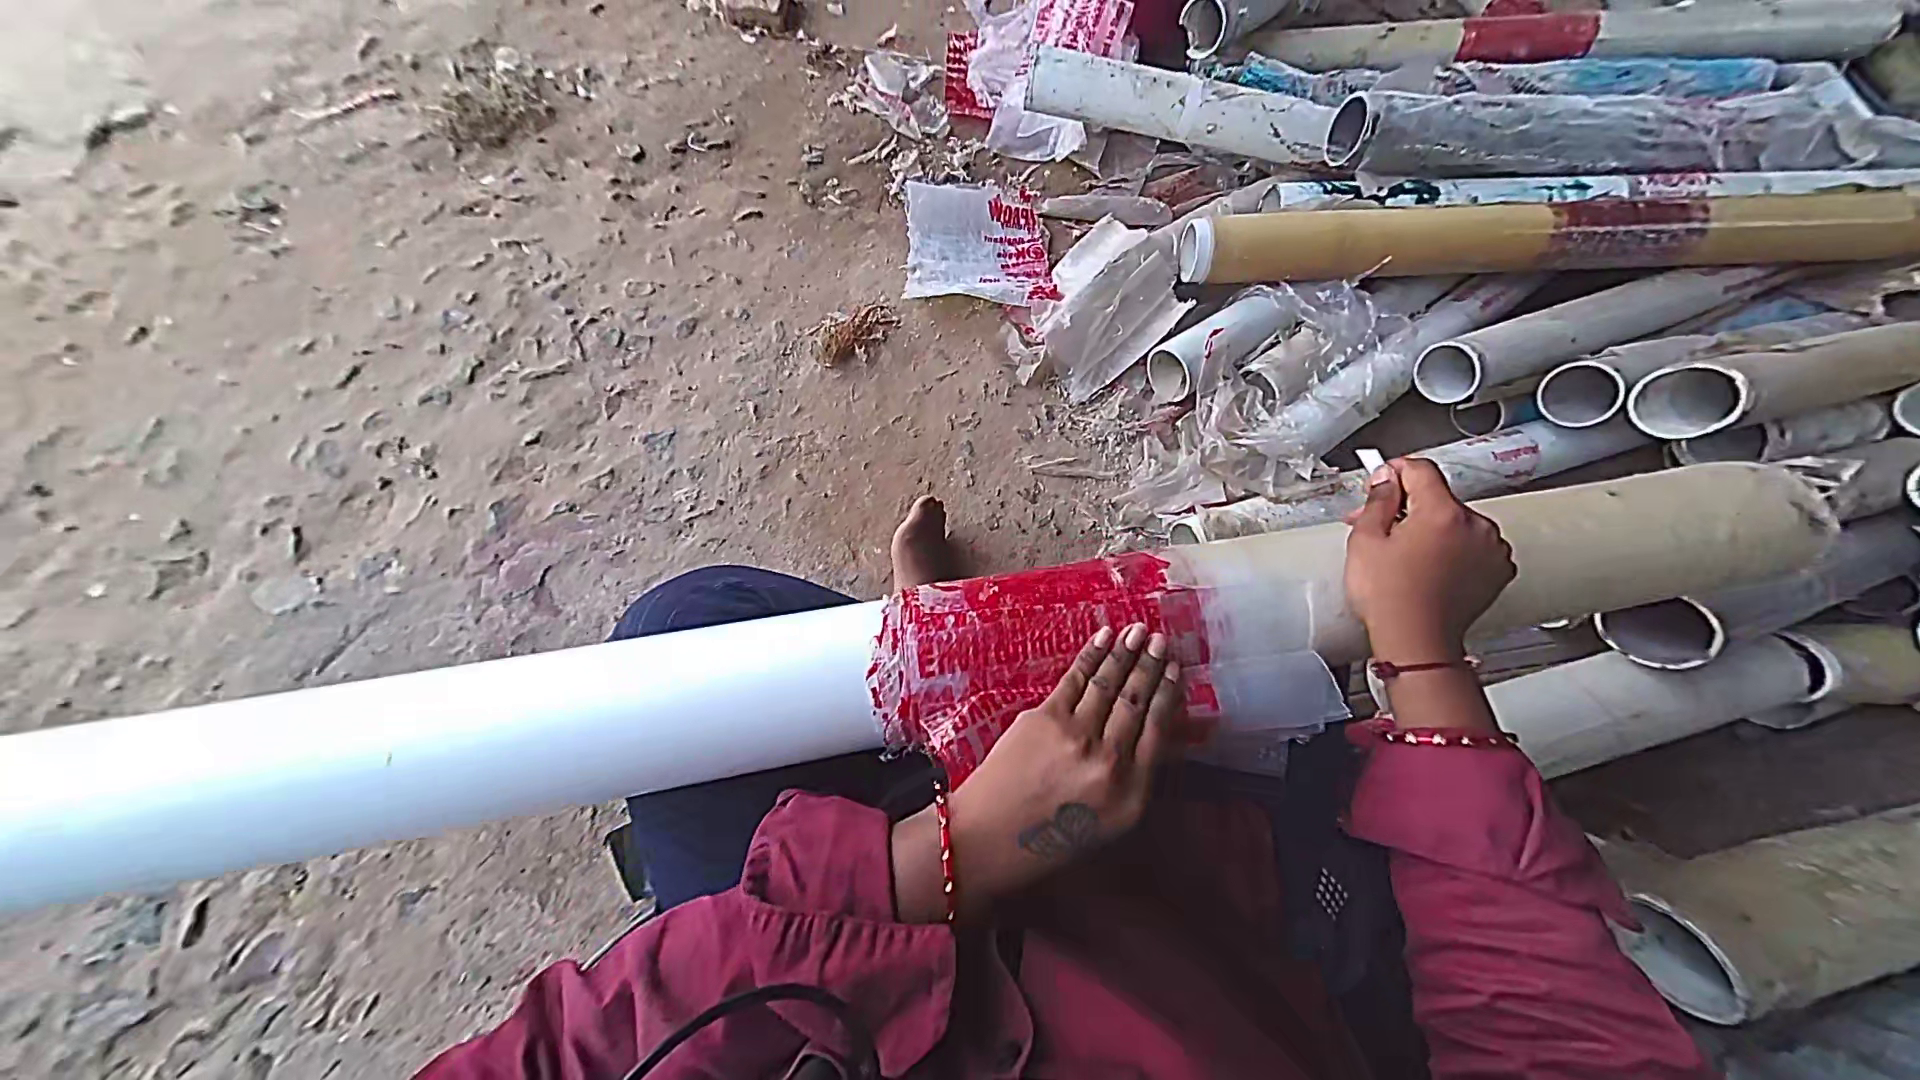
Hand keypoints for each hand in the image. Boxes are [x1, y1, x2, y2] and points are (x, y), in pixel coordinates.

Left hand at [891, 623, 1186, 921]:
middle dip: (1149, 665)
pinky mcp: (1045, 718)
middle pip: (1136, 702)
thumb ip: (1133, 776)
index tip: (1175, 668)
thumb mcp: (1109, 820)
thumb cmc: (1050, 836)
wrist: (991, 835)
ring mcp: (1076, 737)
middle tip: (1159, 639)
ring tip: (1137, 631)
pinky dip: (1092, 655)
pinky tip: (1105, 638)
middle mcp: (1109, 762)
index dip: (1168, 693)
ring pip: (1108, 685)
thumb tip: (1153, 727)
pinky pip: (1075, 679)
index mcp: (1131, 794)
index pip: (1158, 730)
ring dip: (1125, 653)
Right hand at [1344, 457, 1515, 662]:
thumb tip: (1387, 479)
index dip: (1395, 471)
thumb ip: (1378, 501)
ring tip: (1401, 553)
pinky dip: (1450, 549)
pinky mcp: (1497, 569)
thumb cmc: (1388, 595)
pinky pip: (1471, 545)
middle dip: (1406, 507)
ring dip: (1428, 528)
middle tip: (1376, 527)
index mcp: (1442, 512)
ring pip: (1454, 522)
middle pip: (1437, 498)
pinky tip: (1425, 567)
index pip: (1421, 470)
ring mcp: (1491, 548)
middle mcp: (1475, 525)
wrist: (1416, 639)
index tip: (1381, 480)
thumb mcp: (1365, 540)